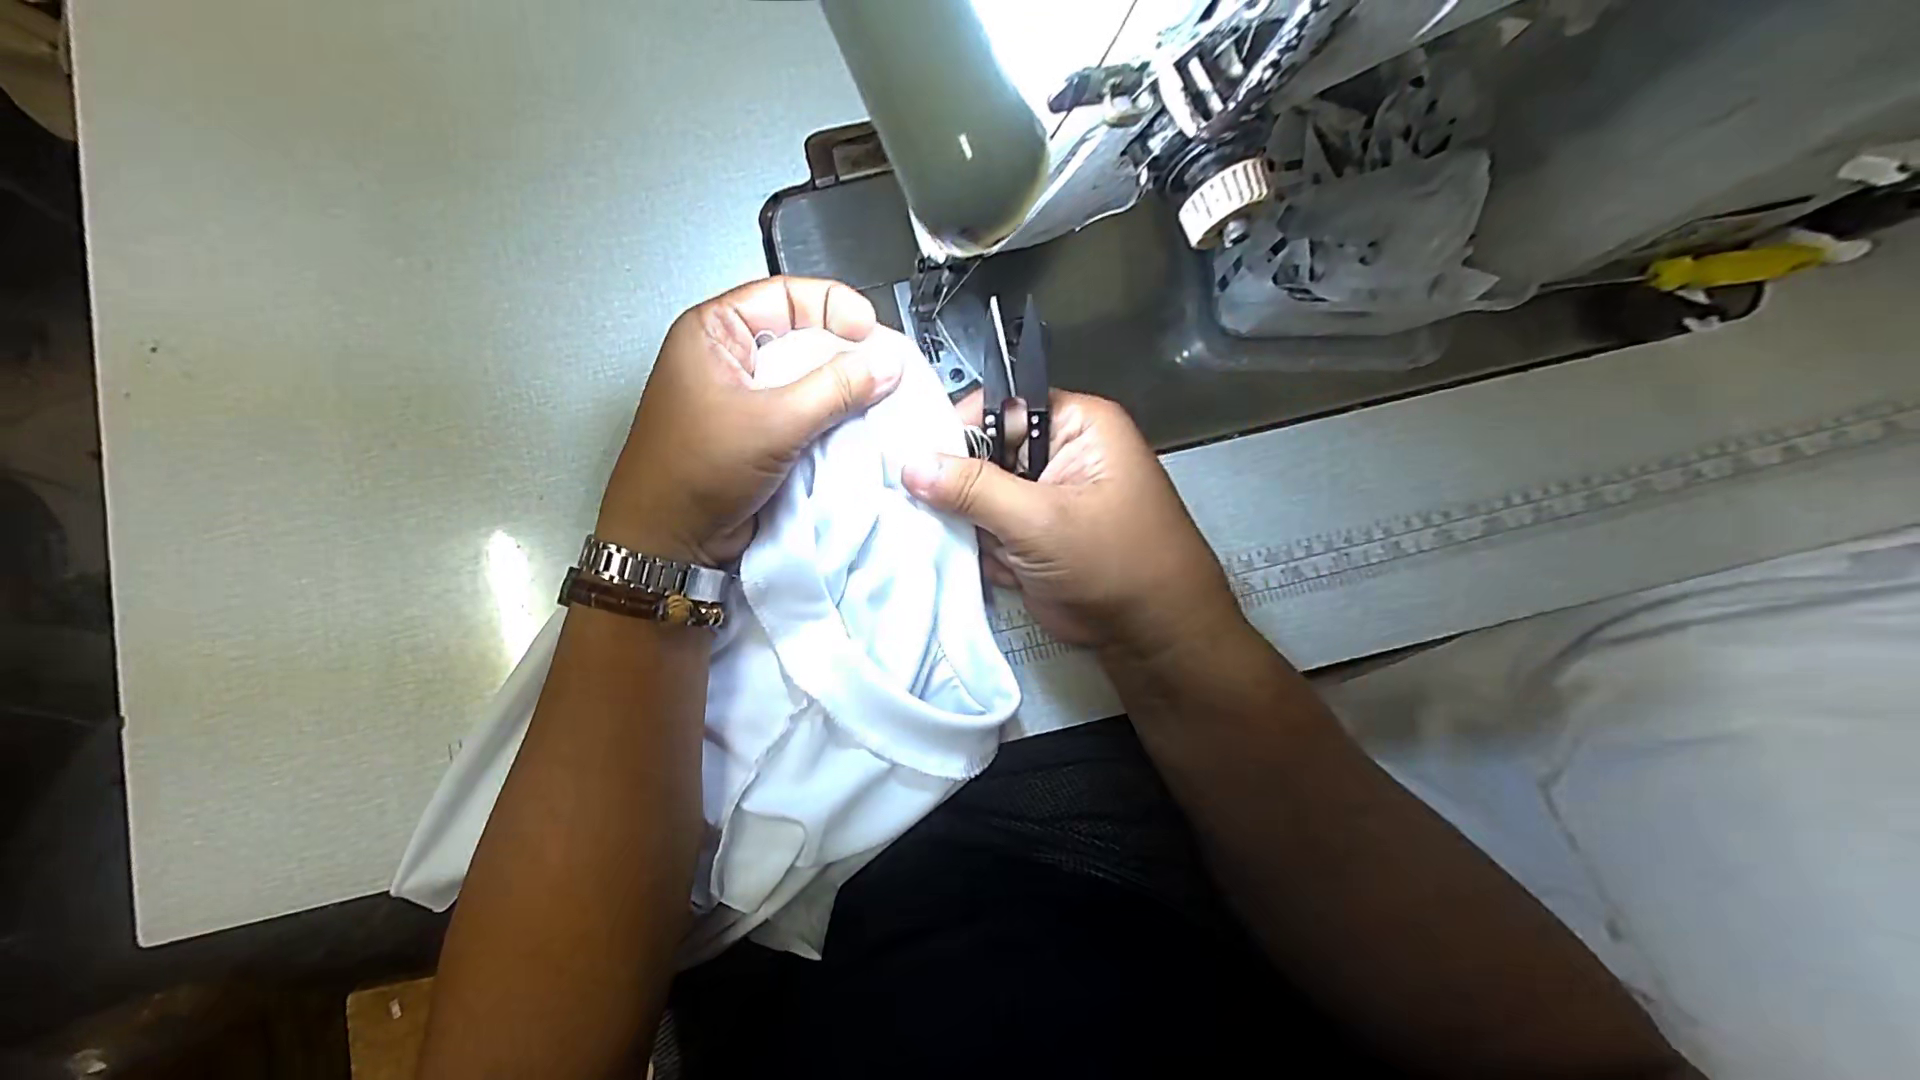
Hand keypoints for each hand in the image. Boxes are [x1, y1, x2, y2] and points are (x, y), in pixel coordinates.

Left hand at [597, 277, 901, 564]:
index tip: (871, 330)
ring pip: (810, 381)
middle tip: (884, 369)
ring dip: (844, 392)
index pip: (784, 295)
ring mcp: (748, 400)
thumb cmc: (693, 473)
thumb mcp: (771, 422)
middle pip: (803, 338)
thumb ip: (835, 389)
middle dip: (846, 353)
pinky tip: (860, 429)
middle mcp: (731, 360)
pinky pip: (808, 416)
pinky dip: (835, 422)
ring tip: (879, 400)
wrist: (670, 543)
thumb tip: (886, 363)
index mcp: (713, 333)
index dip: (832, 306)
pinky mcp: (763, 435)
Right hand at [901, 390, 1244, 661]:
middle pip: (985, 453)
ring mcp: (1045, 497)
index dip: (958, 432)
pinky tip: (1006, 568)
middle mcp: (1059, 454)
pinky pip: (990, 528)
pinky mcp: (1034, 534)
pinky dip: (989, 550)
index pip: (999, 408)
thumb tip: (912, 464)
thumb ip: (973, 489)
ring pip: (982, 495)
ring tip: (992, 549)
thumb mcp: (1040, 520)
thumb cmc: (1117, 564)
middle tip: (947, 514)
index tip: (918, 462)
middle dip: (965, 489)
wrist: (1151, 634)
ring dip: (976, 525)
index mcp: (1075, 426)